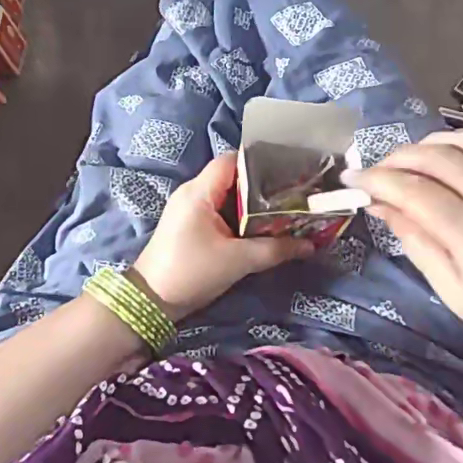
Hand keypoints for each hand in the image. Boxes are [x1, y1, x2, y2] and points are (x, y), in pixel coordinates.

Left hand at [133, 153, 312, 319]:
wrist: (151, 301)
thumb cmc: (192, 273)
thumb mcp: (238, 261)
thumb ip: (275, 250)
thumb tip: (311, 245)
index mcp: (199, 192)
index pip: (231, 161)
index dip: (259, 163)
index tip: (287, 173)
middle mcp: (192, 194)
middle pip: (231, 177)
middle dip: (261, 185)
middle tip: (292, 194)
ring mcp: (189, 210)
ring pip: (227, 196)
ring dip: (252, 204)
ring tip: (283, 209)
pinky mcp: (189, 226)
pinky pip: (219, 211)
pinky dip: (239, 217)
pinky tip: (260, 227)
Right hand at [343, 131, 462, 360]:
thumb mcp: (452, 290)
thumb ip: (416, 242)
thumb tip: (380, 207)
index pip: (415, 192)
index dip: (377, 181)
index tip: (350, 181)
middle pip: (437, 158)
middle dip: (395, 158)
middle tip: (370, 172)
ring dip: (425, 145)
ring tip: (400, 162)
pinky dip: (455, 142)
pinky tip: (437, 156)